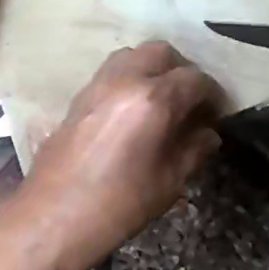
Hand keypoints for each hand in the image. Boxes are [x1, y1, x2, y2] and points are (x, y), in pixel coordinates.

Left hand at [12, 42, 224, 269]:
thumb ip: (193, 150)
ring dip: (151, 69)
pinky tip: (133, 112)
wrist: (51, 217)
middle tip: (190, 103)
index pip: (195, 79)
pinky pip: (109, 73)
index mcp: (152, 99)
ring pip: (131, 56)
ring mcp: (95, 85)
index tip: (217, 114)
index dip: (212, 95)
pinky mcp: (77, 97)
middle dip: (181, 71)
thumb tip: (208, 133)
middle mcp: (123, 80)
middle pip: (161, 52)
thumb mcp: (168, 182)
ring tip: (161, 103)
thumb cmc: (117, 205)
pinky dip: (127, 79)